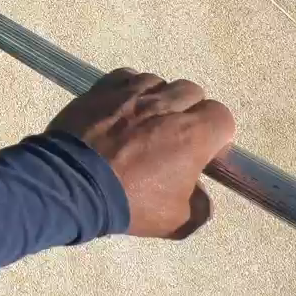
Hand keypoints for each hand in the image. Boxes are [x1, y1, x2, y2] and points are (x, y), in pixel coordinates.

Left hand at [48, 68, 237, 238]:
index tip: (204, 149)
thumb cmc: (130, 201)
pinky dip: (127, 87)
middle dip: (189, 110)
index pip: (222, 115)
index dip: (216, 133)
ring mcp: (128, 94)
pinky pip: (122, 76)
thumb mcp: (179, 219)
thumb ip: (199, 203)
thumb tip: (198, 193)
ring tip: (144, 119)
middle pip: (190, 91)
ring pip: (156, 81)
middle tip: (174, 133)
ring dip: (157, 97)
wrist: (73, 182)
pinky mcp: (98, 89)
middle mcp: (162, 106)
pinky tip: (122, 106)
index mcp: (191, 135)